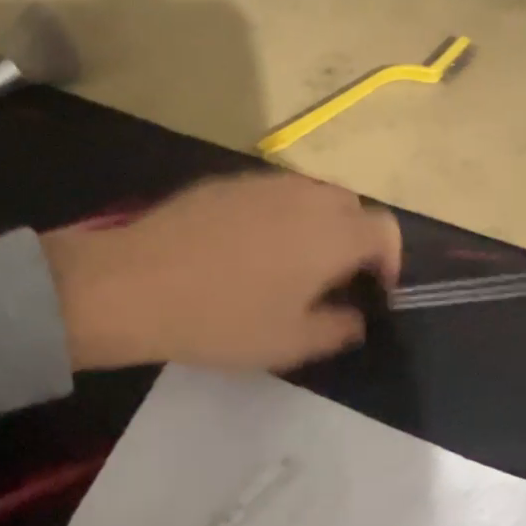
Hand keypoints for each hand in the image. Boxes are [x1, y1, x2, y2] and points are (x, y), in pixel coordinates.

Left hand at [40, 173, 402, 371]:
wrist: (135, 285)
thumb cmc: (223, 320)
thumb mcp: (289, 343)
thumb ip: (337, 329)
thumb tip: (356, 318)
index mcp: (333, 233)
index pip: (385, 231)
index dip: (390, 262)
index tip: (373, 294)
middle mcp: (305, 195)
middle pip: (349, 206)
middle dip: (352, 241)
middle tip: (331, 282)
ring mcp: (261, 182)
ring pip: (307, 196)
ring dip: (313, 226)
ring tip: (288, 268)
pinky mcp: (223, 183)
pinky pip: (268, 195)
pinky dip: (275, 218)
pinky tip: (244, 252)